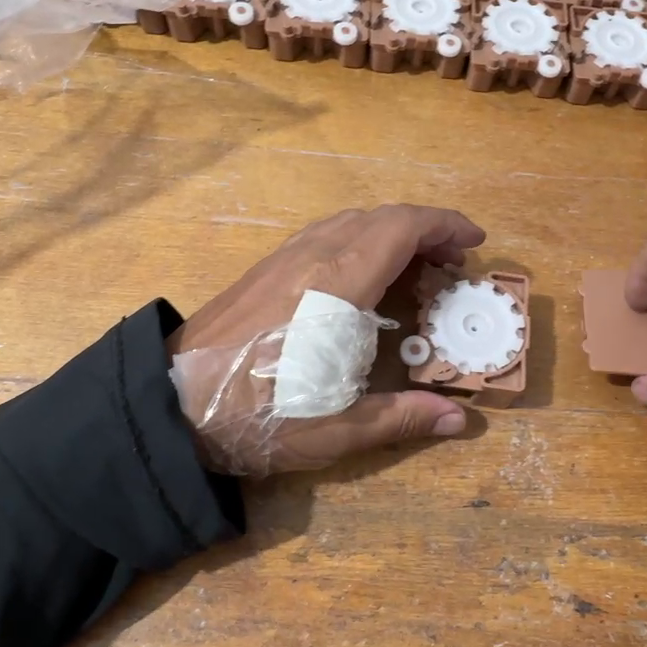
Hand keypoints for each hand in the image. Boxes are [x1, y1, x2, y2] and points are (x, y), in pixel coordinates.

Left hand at [170, 205, 485, 475]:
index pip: (400, 228)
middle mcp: (313, 257)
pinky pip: (324, 234)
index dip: (444, 225)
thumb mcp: (336, 429)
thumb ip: (402, 417)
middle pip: (380, 217)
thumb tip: (460, 421)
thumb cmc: (259, 416)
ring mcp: (284, 258)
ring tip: (416, 266)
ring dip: (391, 232)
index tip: (474, 241)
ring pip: (349, 221)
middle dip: (426, 230)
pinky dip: (359, 239)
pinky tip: (363, 274)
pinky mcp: (265, 268)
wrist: (171, 406)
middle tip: (453, 263)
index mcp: (338, 285)